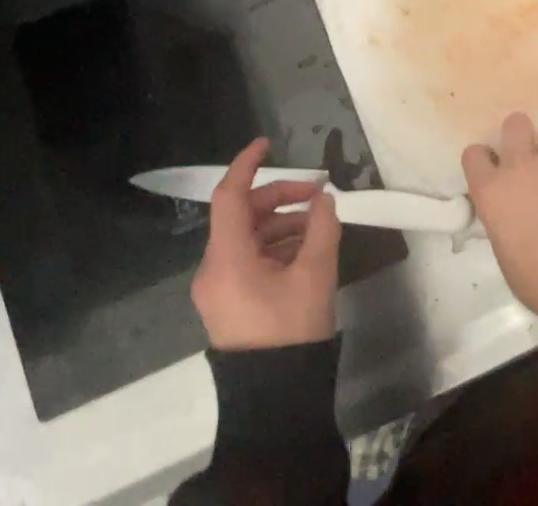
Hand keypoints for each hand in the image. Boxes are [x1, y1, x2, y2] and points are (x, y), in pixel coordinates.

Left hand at [190, 139, 341, 349]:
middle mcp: (213, 268)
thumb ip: (322, 229)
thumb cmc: (292, 329)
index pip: (230, 196)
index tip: (267, 144)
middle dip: (281, 199)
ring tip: (319, 227)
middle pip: (243, 215)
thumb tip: (324, 200)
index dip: (247, 165)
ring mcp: (218, 287)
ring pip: (248, 237)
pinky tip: (306, 250)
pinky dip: (275, 246)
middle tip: (320, 196)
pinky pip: (248, 259)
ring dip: (282, 224)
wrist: (274, 394)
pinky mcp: (228, 301)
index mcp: (227, 258)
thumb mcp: (315, 275)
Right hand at [462, 114, 537, 334]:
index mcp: (490, 190)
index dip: (484, 159)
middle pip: (515, 124)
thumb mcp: (501, 242)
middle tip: (526, 157)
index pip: (474, 153)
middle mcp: (519, 167)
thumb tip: (510, 206)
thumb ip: (501, 212)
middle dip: (519, 135)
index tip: (492, 170)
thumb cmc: (532, 274)